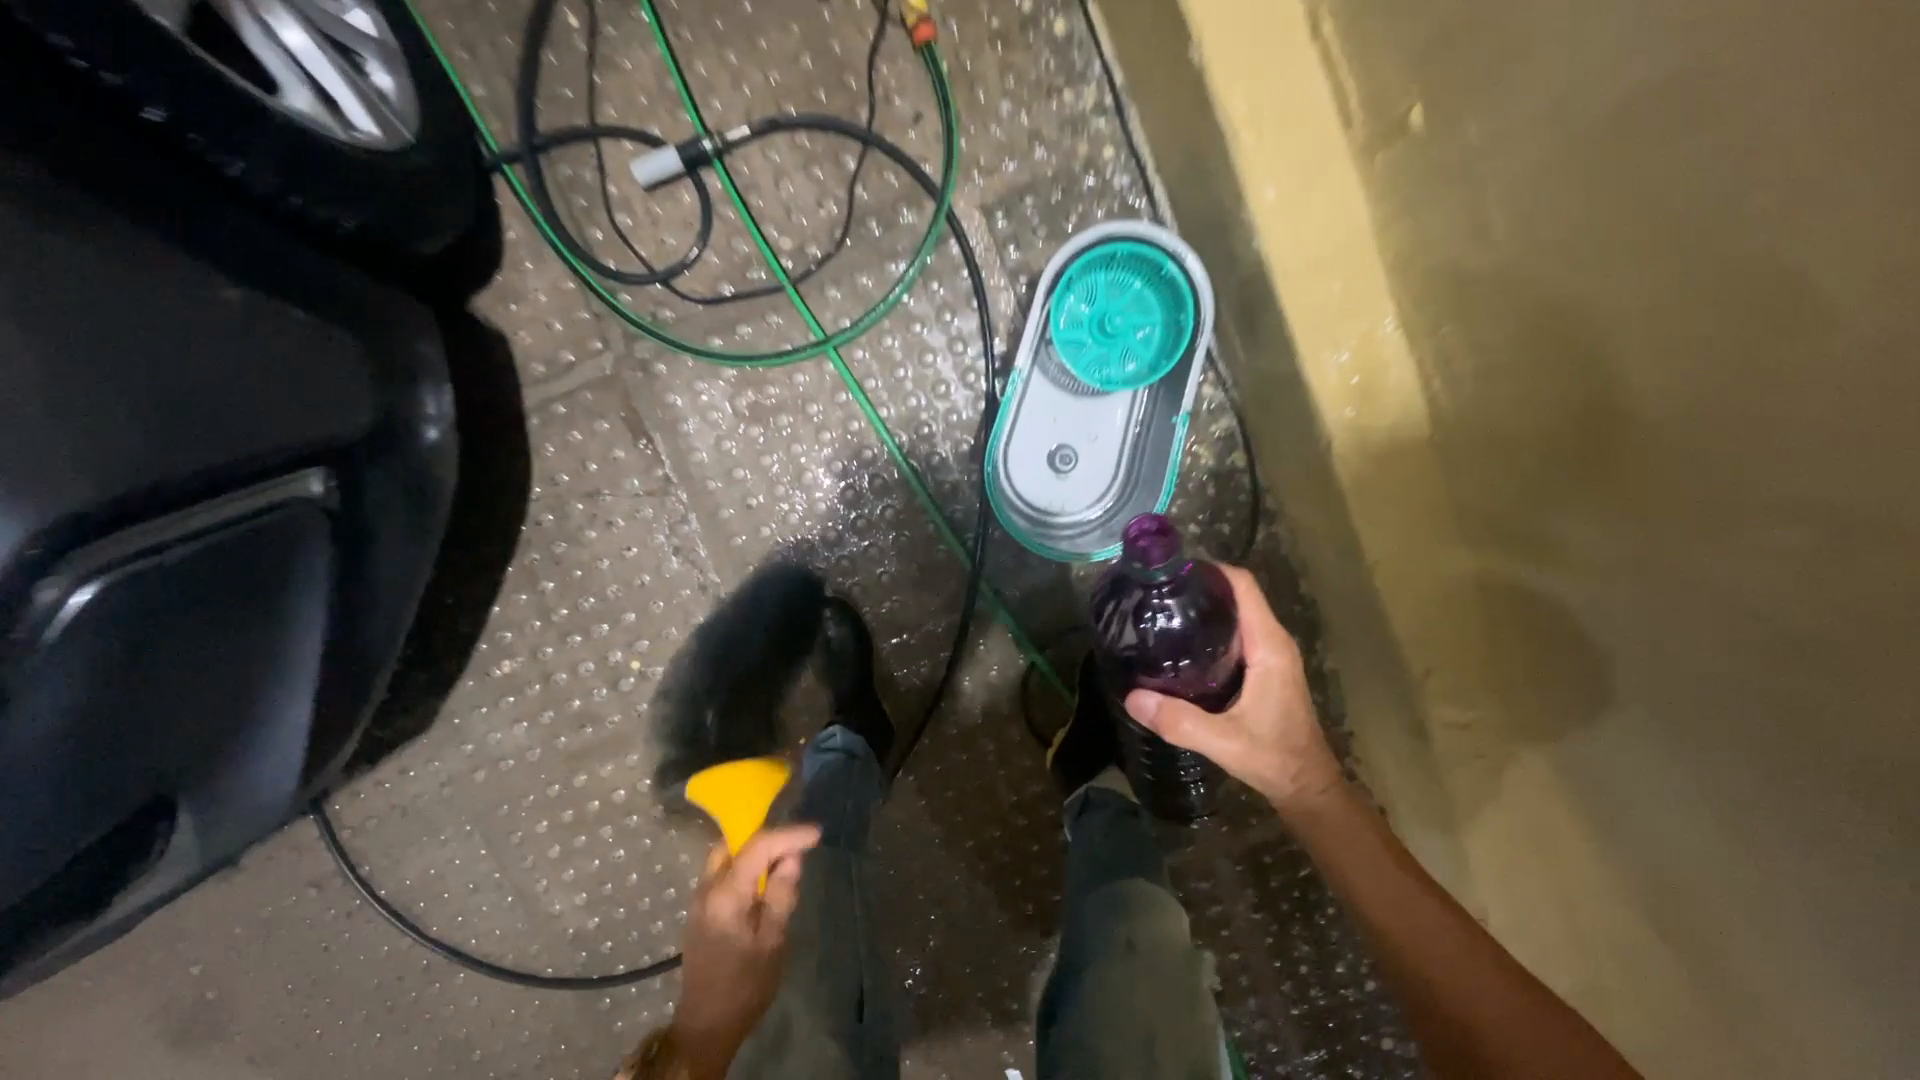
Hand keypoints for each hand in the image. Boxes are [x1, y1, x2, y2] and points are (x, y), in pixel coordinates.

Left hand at [667, 824, 820, 1079]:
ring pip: (727, 855)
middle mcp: (707, 888)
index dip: (789, 835)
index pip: (758, 846)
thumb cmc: (745, 986)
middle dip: (768, 836)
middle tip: (799, 843)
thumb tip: (792, 858)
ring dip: (755, 849)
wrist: (707, 1023)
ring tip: (786, 857)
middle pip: (735, 843)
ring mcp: (700, 898)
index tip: (817, 834)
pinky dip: (746, 864)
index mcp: (725, 895)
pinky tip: (765, 878)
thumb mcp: (772, 942)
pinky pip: (724, 871)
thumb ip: (782, 896)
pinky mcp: (701, 909)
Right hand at [1123, 564, 1343, 812]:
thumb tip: (1132, 696)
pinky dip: (1209, 630)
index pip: (1244, 586)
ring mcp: (1270, 656)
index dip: (1211, 570)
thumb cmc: (1274, 758)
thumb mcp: (1223, 741)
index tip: (1171, 571)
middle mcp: (1272, 642)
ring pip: (1236, 615)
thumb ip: (1179, 721)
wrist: (1306, 787)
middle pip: (1237, 595)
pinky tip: (1179, 645)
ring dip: (1204, 609)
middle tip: (1155, 592)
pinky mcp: (1263, 670)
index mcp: (1269, 646)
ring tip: (1161, 612)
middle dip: (1199, 587)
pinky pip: (1235, 634)